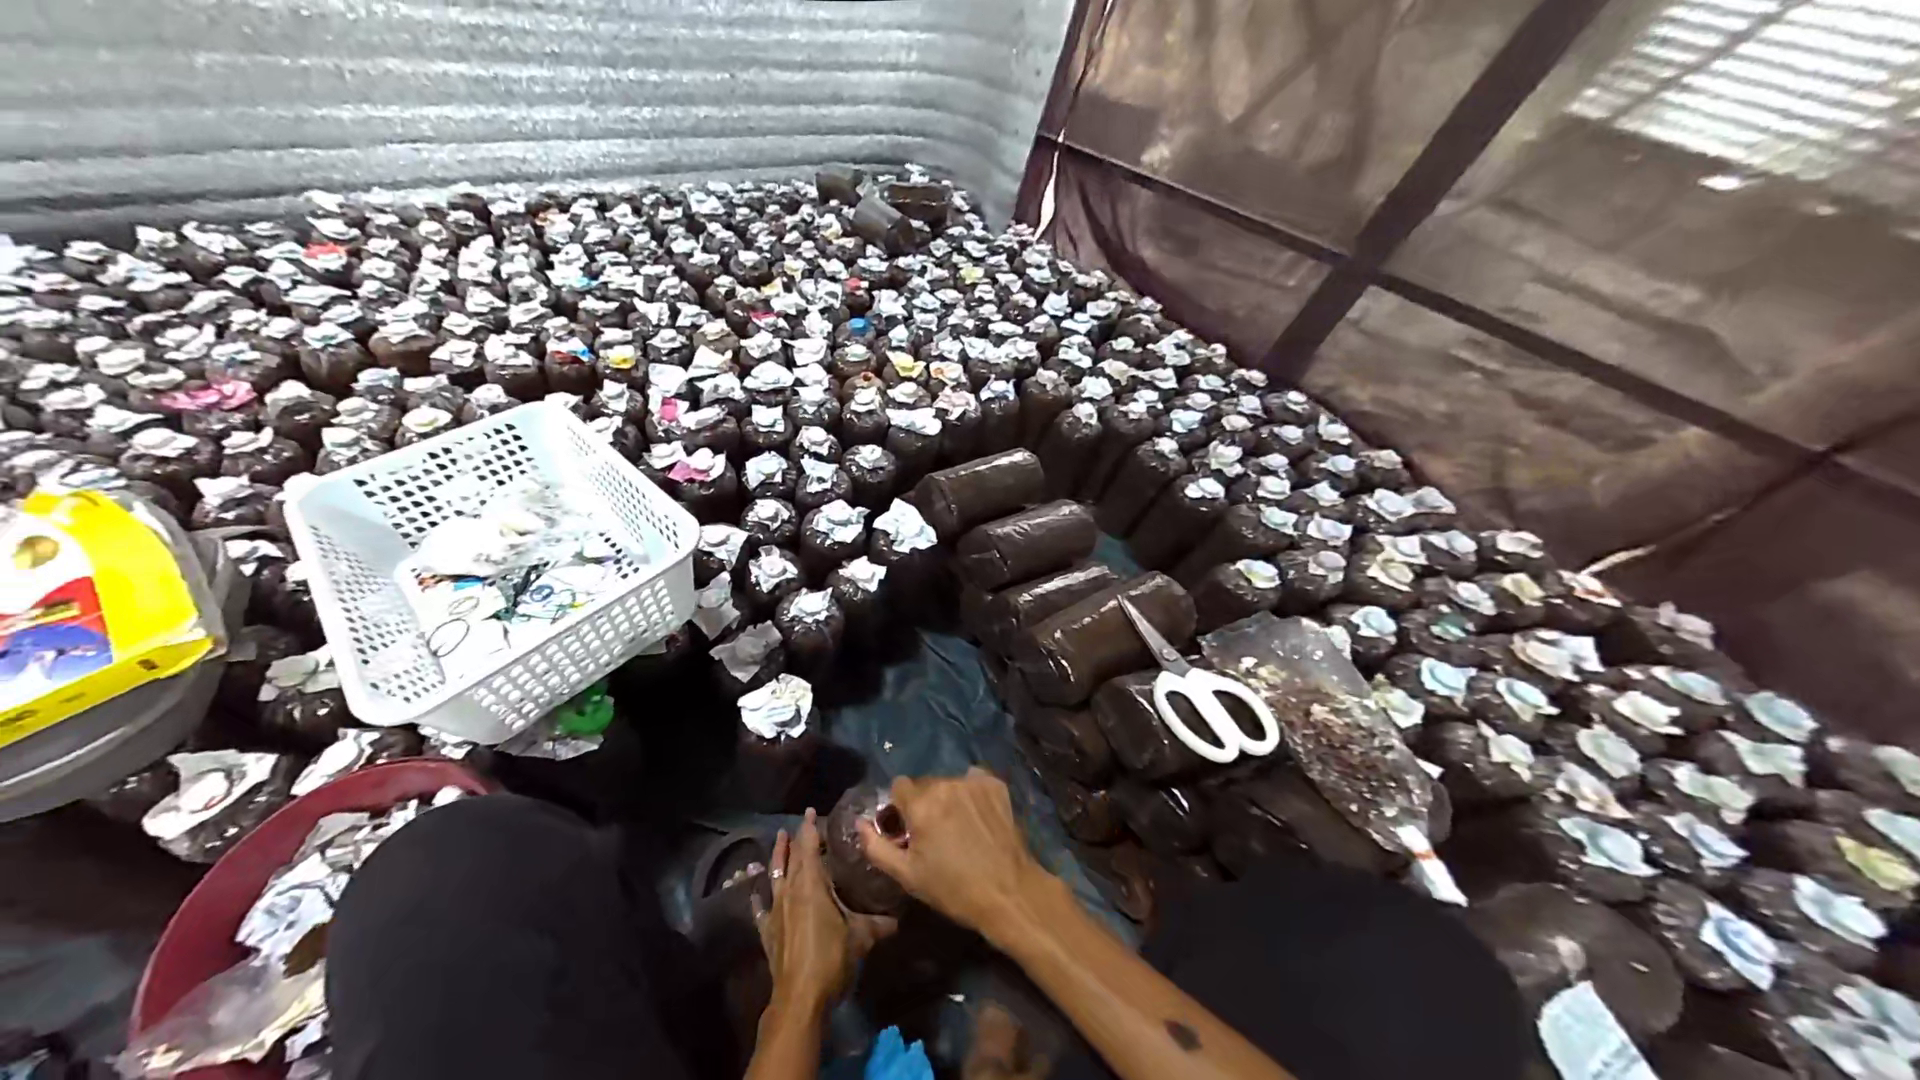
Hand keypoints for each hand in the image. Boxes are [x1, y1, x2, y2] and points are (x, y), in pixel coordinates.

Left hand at [755, 808, 895, 1009]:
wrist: (800, 998)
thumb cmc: (832, 958)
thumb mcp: (862, 938)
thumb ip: (879, 924)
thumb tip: (899, 918)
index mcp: (811, 885)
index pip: (809, 847)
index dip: (809, 828)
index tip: (811, 811)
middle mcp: (790, 892)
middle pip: (792, 858)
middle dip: (796, 839)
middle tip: (801, 824)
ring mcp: (776, 912)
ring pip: (775, 876)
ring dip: (777, 857)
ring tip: (778, 840)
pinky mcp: (768, 933)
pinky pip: (761, 909)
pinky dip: (758, 898)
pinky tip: (755, 893)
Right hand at [858, 768, 1054, 938]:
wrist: (1009, 892)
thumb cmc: (953, 889)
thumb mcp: (907, 876)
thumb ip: (877, 847)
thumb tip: (860, 823)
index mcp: (921, 803)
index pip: (899, 786)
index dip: (900, 808)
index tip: (909, 830)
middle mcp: (946, 783)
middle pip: (924, 784)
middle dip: (924, 803)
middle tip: (934, 833)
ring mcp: (974, 782)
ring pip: (949, 782)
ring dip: (947, 798)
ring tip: (958, 827)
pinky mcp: (996, 784)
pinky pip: (973, 780)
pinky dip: (971, 793)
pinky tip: (978, 816)